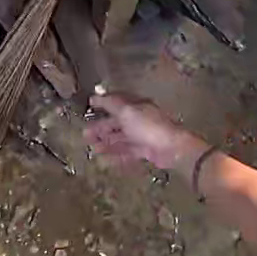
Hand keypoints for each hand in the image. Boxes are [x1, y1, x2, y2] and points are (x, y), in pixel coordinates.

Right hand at [85, 91, 209, 172]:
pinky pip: (127, 152)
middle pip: (117, 122)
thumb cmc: (148, 126)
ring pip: (120, 138)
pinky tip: (104, 160)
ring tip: (92, 148)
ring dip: (106, 143)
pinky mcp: (145, 151)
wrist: (171, 148)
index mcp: (136, 106)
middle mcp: (139, 119)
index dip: (103, 103)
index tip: (89, 105)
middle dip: (101, 127)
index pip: (117, 102)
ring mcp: (142, 136)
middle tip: (85, 134)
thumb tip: (94, 96)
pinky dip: (115, 155)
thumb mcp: (126, 111)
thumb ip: (110, 103)